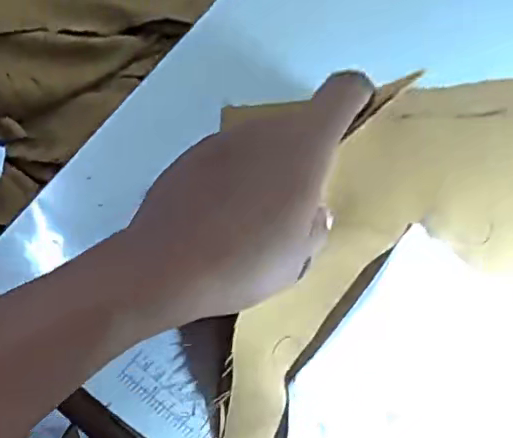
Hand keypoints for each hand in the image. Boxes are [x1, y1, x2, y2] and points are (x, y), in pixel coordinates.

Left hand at [113, 70, 372, 325]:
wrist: (158, 272)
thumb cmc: (240, 266)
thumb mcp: (296, 260)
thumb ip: (313, 227)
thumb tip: (309, 213)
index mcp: (304, 142)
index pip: (345, 91)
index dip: (354, 105)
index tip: (347, 135)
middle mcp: (260, 130)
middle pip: (290, 129)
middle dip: (294, 160)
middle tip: (284, 211)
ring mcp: (214, 144)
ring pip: (248, 151)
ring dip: (252, 177)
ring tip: (237, 229)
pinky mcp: (178, 166)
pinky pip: (211, 171)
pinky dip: (216, 191)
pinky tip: (202, 231)